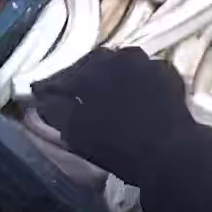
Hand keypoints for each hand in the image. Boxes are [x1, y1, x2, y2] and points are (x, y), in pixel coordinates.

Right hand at [32, 48, 211, 211]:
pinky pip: (144, 76)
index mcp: (94, 66)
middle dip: (81, 79)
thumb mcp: (77, 132)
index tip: (39, 94)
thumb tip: (44, 100)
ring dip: (109, 80)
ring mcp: (149, 64)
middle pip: (94, 66)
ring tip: (101, 98)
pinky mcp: (170, 78)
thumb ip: (56, 111)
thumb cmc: (118, 144)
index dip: (50, 87)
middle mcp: (121, 56)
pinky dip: (133, 85)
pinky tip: (131, 99)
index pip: (64, 75)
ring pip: (121, 68)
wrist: (173, 155)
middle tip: (71, 95)